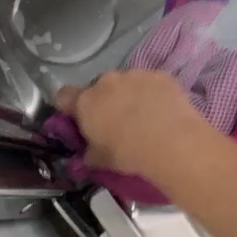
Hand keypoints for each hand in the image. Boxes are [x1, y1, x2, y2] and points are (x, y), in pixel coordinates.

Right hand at [54, 71, 215, 176]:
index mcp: (86, 102)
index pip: (64, 96)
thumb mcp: (102, 160)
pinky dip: (153, 94)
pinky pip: (150, 83)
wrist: (172, 142)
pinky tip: (163, 111)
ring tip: (144, 117)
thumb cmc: (129, 153)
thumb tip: (87, 156)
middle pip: (99, 88)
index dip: (69, 107)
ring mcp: (135, 75)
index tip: (78, 119)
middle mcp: (107, 82)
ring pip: (126, 83)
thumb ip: (89, 154)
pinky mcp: (160, 75)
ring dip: (129, 95)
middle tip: (116, 122)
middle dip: (104, 102)